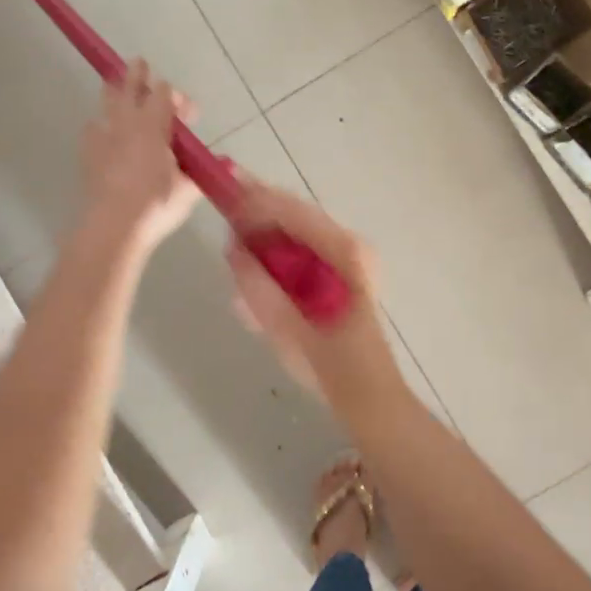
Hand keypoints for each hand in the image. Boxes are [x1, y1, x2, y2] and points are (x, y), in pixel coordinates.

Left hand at [80, 62, 199, 252]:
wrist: (113, 227)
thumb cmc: (156, 206)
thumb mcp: (188, 191)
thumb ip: (201, 173)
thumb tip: (225, 165)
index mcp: (153, 126)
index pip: (164, 95)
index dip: (178, 97)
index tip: (190, 112)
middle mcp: (126, 124)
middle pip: (130, 88)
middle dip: (138, 75)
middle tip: (139, 62)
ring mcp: (103, 137)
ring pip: (108, 103)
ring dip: (115, 92)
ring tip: (115, 84)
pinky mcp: (87, 154)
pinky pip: (93, 129)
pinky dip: (100, 125)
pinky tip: (103, 132)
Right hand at [225, 177, 399, 402]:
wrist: (367, 397)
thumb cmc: (330, 364)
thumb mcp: (285, 327)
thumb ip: (258, 285)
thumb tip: (235, 249)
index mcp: (344, 251)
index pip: (293, 210)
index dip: (256, 199)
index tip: (224, 193)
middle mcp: (349, 247)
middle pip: (294, 218)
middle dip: (257, 219)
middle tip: (224, 222)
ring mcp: (346, 262)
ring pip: (294, 237)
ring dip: (264, 243)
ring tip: (237, 259)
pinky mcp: (338, 279)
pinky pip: (300, 259)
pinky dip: (276, 265)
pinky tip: (256, 287)